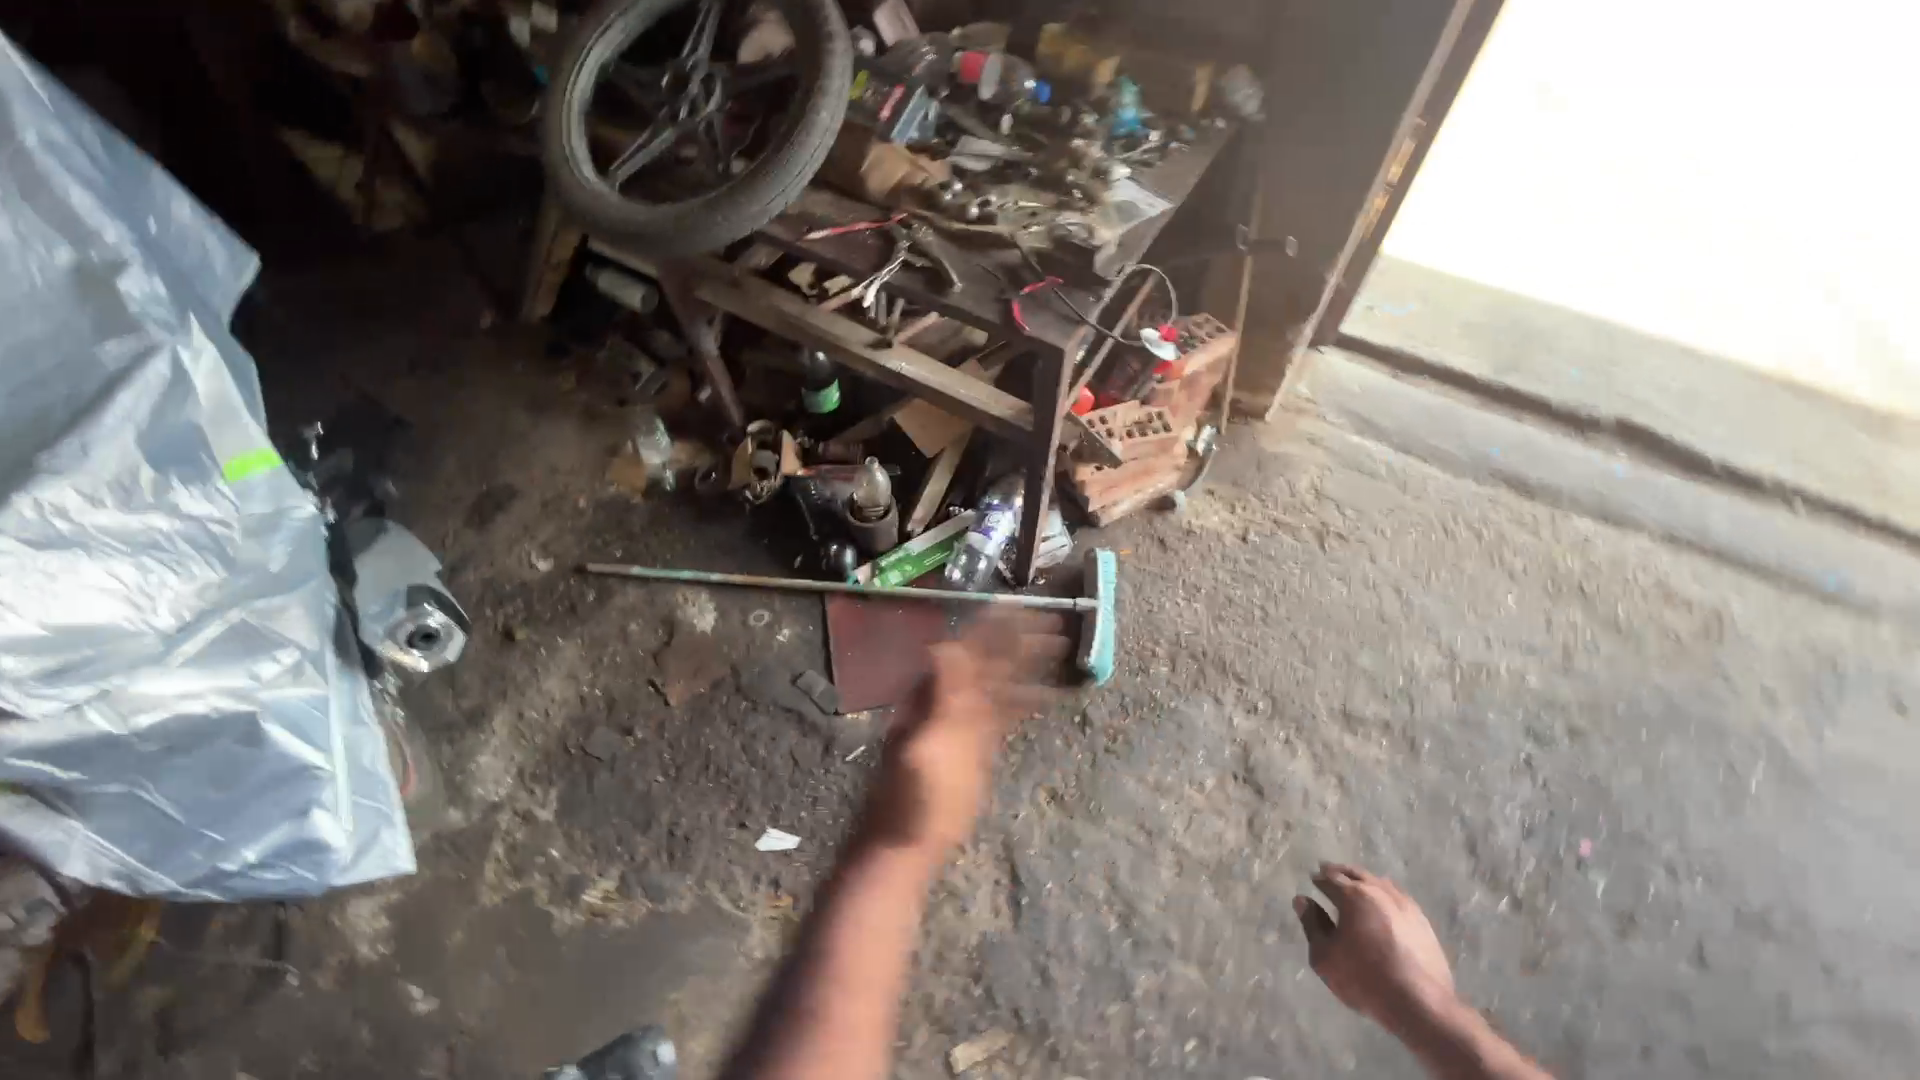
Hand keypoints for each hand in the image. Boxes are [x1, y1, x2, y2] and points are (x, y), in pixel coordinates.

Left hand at [861, 610, 1065, 856]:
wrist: (909, 842)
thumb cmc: (915, 796)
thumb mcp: (926, 742)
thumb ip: (940, 695)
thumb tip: (944, 643)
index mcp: (935, 692)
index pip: (970, 645)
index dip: (998, 624)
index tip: (1028, 607)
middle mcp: (951, 696)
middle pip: (990, 657)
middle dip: (1021, 638)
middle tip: (1058, 624)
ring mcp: (966, 719)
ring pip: (1002, 680)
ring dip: (1030, 663)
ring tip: (1064, 648)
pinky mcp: (979, 744)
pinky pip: (1007, 710)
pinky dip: (1029, 698)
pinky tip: (1054, 694)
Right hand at [1295, 863, 1456, 1029]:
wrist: (1420, 1005)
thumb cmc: (1364, 979)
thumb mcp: (1324, 956)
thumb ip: (1312, 924)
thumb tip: (1302, 900)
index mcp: (1353, 896)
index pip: (1331, 878)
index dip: (1319, 878)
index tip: (1313, 878)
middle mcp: (1380, 892)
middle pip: (1357, 874)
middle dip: (1341, 872)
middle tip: (1329, 872)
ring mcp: (1405, 906)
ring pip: (1380, 883)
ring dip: (1365, 881)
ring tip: (1356, 885)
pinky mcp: (1423, 922)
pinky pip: (1400, 897)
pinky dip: (1386, 894)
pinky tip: (1384, 904)